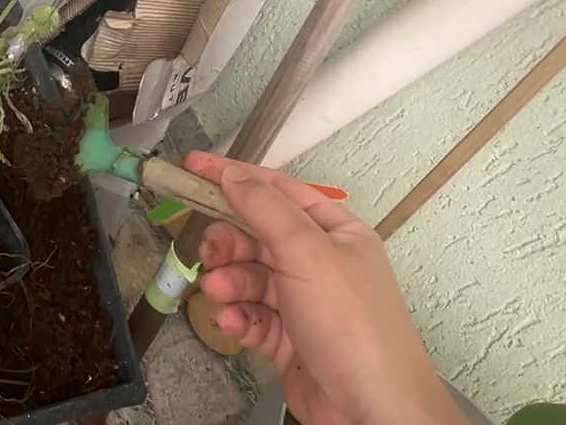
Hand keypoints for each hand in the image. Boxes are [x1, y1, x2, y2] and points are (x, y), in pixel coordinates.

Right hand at [183, 151, 464, 424]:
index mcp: (333, 231)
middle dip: (227, 242)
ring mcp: (303, 301)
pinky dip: (237, 316)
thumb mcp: (307, 253)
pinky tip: (231, 323)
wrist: (374, 417)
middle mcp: (318, 261)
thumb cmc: (352, 325)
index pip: (275, 189)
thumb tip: (232, 174)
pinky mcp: (288, 337)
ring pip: (248, 275)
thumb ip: (265, 208)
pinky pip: (251, 314)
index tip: (191, 166)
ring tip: (218, 294)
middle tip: (206, 251)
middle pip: (255, 234)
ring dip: (228, 282)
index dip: (232, 175)